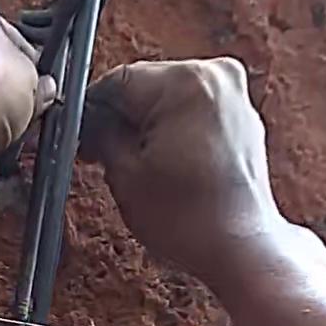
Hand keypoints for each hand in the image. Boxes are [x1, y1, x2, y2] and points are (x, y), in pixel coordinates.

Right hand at [79, 58, 289, 281]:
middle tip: (105, 161)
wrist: (239, 248)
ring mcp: (235, 98)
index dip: (92, 112)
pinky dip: (177, 138)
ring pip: (171, 104)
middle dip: (124, 122)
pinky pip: (196, 118)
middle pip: (148, 89)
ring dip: (150, 132)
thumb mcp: (125, 175)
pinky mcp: (243, 122)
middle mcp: (216, 77)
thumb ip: (103, 135)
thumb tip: (92, 121)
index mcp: (184, 81)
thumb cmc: (189, 219)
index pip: (118, 81)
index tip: (81, 138)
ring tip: (140, 173)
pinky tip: (166, 172)